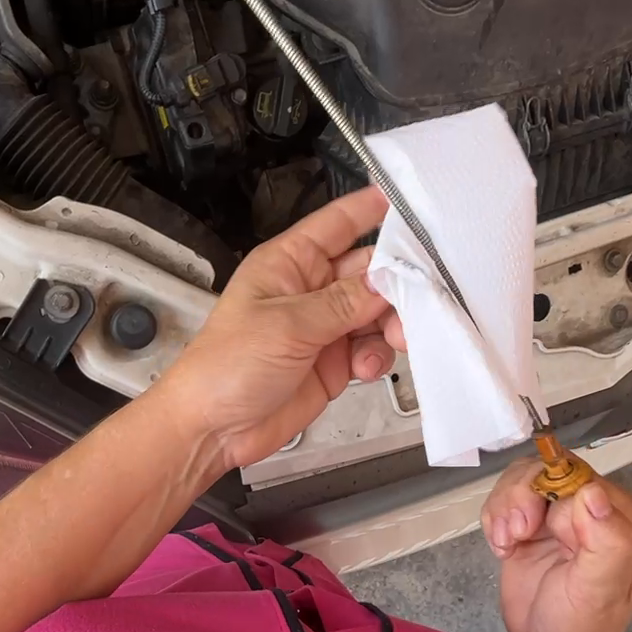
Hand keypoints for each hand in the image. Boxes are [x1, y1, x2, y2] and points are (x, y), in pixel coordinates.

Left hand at [153, 187, 404, 470]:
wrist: (214, 428)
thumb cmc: (226, 366)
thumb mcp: (287, 325)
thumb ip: (343, 302)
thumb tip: (387, 280)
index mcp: (289, 263)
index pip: (336, 224)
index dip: (370, 210)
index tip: (409, 203)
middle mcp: (310, 291)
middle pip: (368, 271)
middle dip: (395, 283)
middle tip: (417, 298)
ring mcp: (324, 328)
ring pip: (377, 312)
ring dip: (392, 323)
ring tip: (395, 338)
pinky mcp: (334, 363)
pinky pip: (372, 349)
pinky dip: (378, 356)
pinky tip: (366, 368)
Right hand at [483, 459, 631, 631]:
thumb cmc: (580, 628)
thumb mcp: (597, 591)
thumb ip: (606, 542)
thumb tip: (593, 492)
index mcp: (624, 519)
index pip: (579, 476)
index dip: (549, 495)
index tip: (532, 529)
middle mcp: (595, 509)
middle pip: (546, 468)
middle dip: (519, 498)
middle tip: (515, 536)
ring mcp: (560, 515)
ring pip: (522, 477)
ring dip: (504, 508)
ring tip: (507, 544)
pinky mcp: (531, 524)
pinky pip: (504, 496)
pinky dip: (494, 518)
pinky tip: (502, 548)